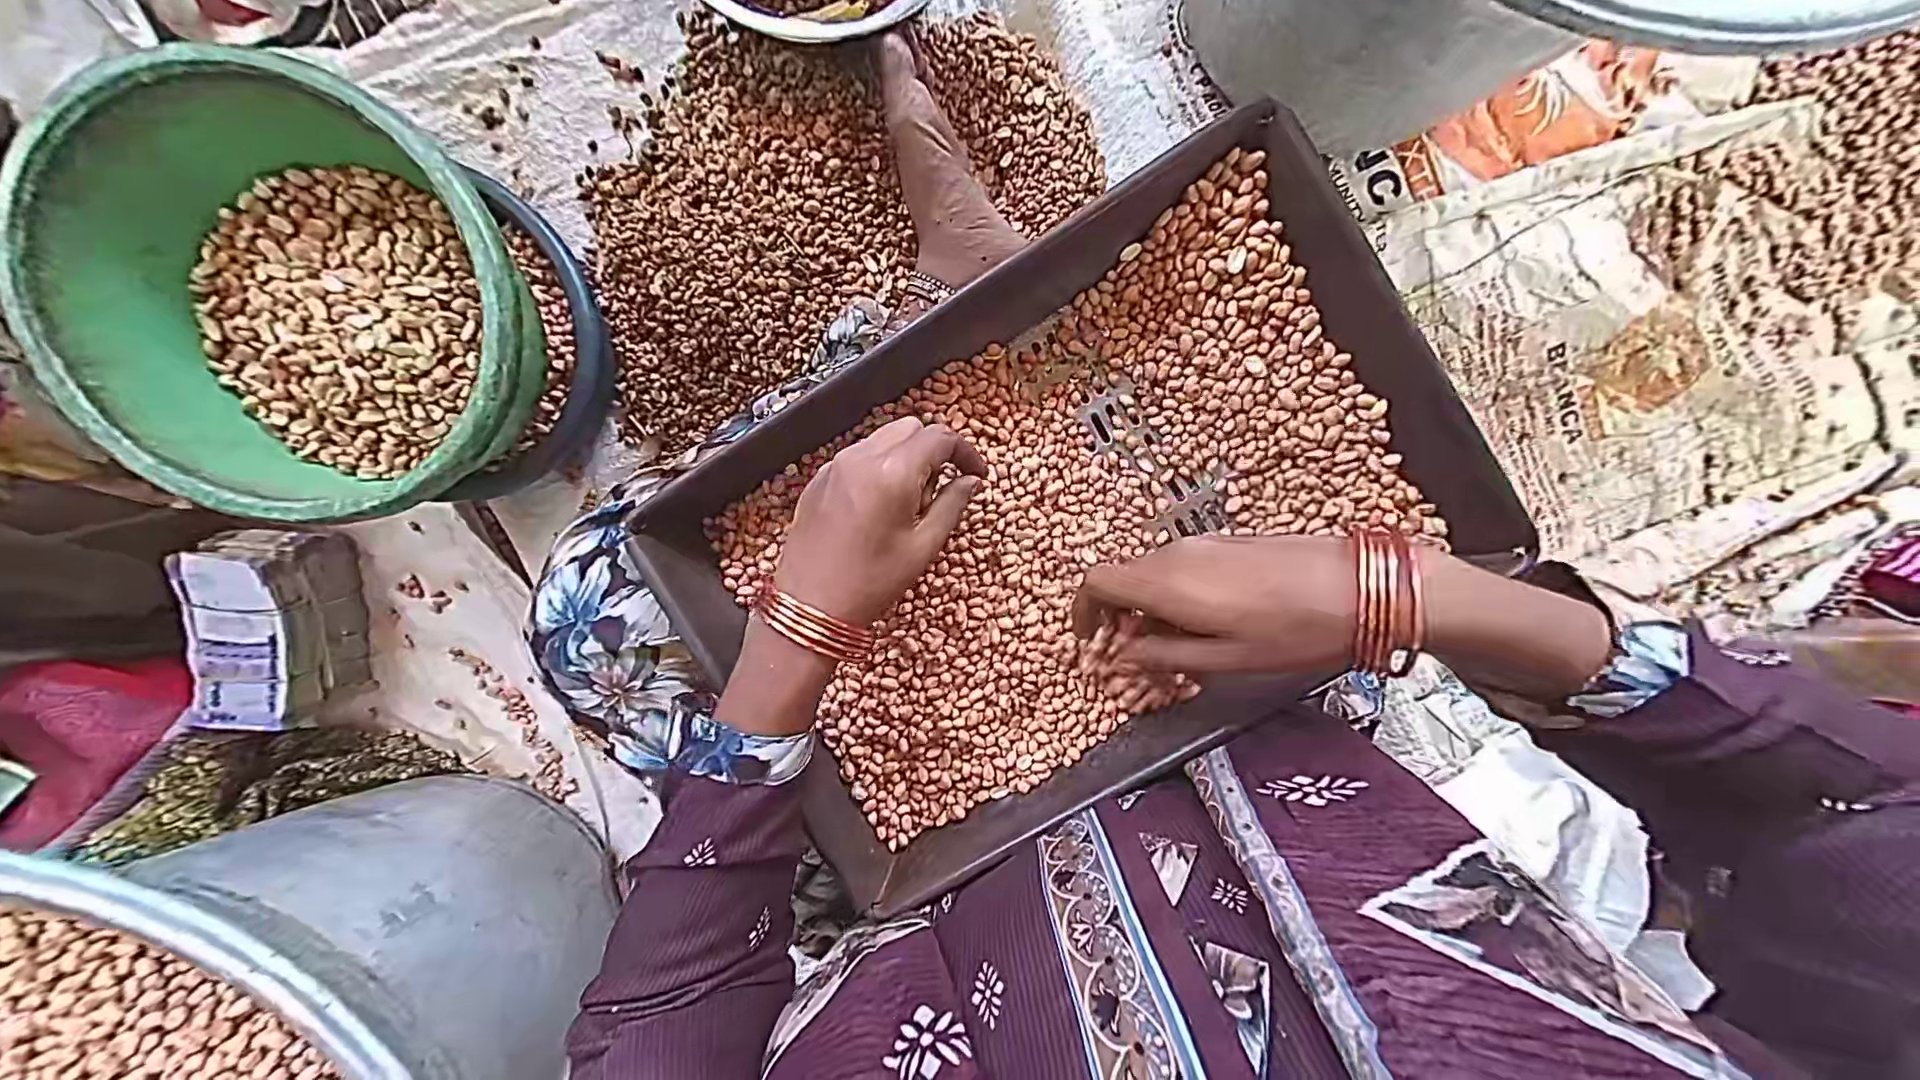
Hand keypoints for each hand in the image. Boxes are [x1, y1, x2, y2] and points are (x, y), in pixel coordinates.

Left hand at [775, 416, 985, 625]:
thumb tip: (971, 481)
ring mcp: (835, 466)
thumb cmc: (870, 582)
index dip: (965, 452)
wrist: (809, 605)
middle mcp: (861, 457)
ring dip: (906, 457)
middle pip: (911, 428)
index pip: (939, 437)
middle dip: (934, 450)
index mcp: (892, 472)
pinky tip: (880, 506)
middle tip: (940, 490)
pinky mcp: (819, 479)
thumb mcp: (923, 547)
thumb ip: (952, 505)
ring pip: (883, 438)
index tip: (976, 474)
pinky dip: (879, 467)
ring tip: (909, 503)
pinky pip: (859, 456)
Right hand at [1071, 535, 1357, 672]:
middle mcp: (1175, 554)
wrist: (1365, 585)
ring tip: (1178, 641)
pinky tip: (1207, 617)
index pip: (1096, 581)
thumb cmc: (1296, 630)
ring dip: (1147, 605)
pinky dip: (1173, 592)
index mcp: (1168, 583)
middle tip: (1137, 651)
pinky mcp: (1223, 540)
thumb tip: (1123, 655)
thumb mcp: (1225, 659)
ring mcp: (1201, 543)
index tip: (1091, 638)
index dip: (1083, 610)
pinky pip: (1178, 564)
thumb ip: (1163, 655)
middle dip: (1118, 614)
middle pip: (1122, 577)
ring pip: (1150, 571)